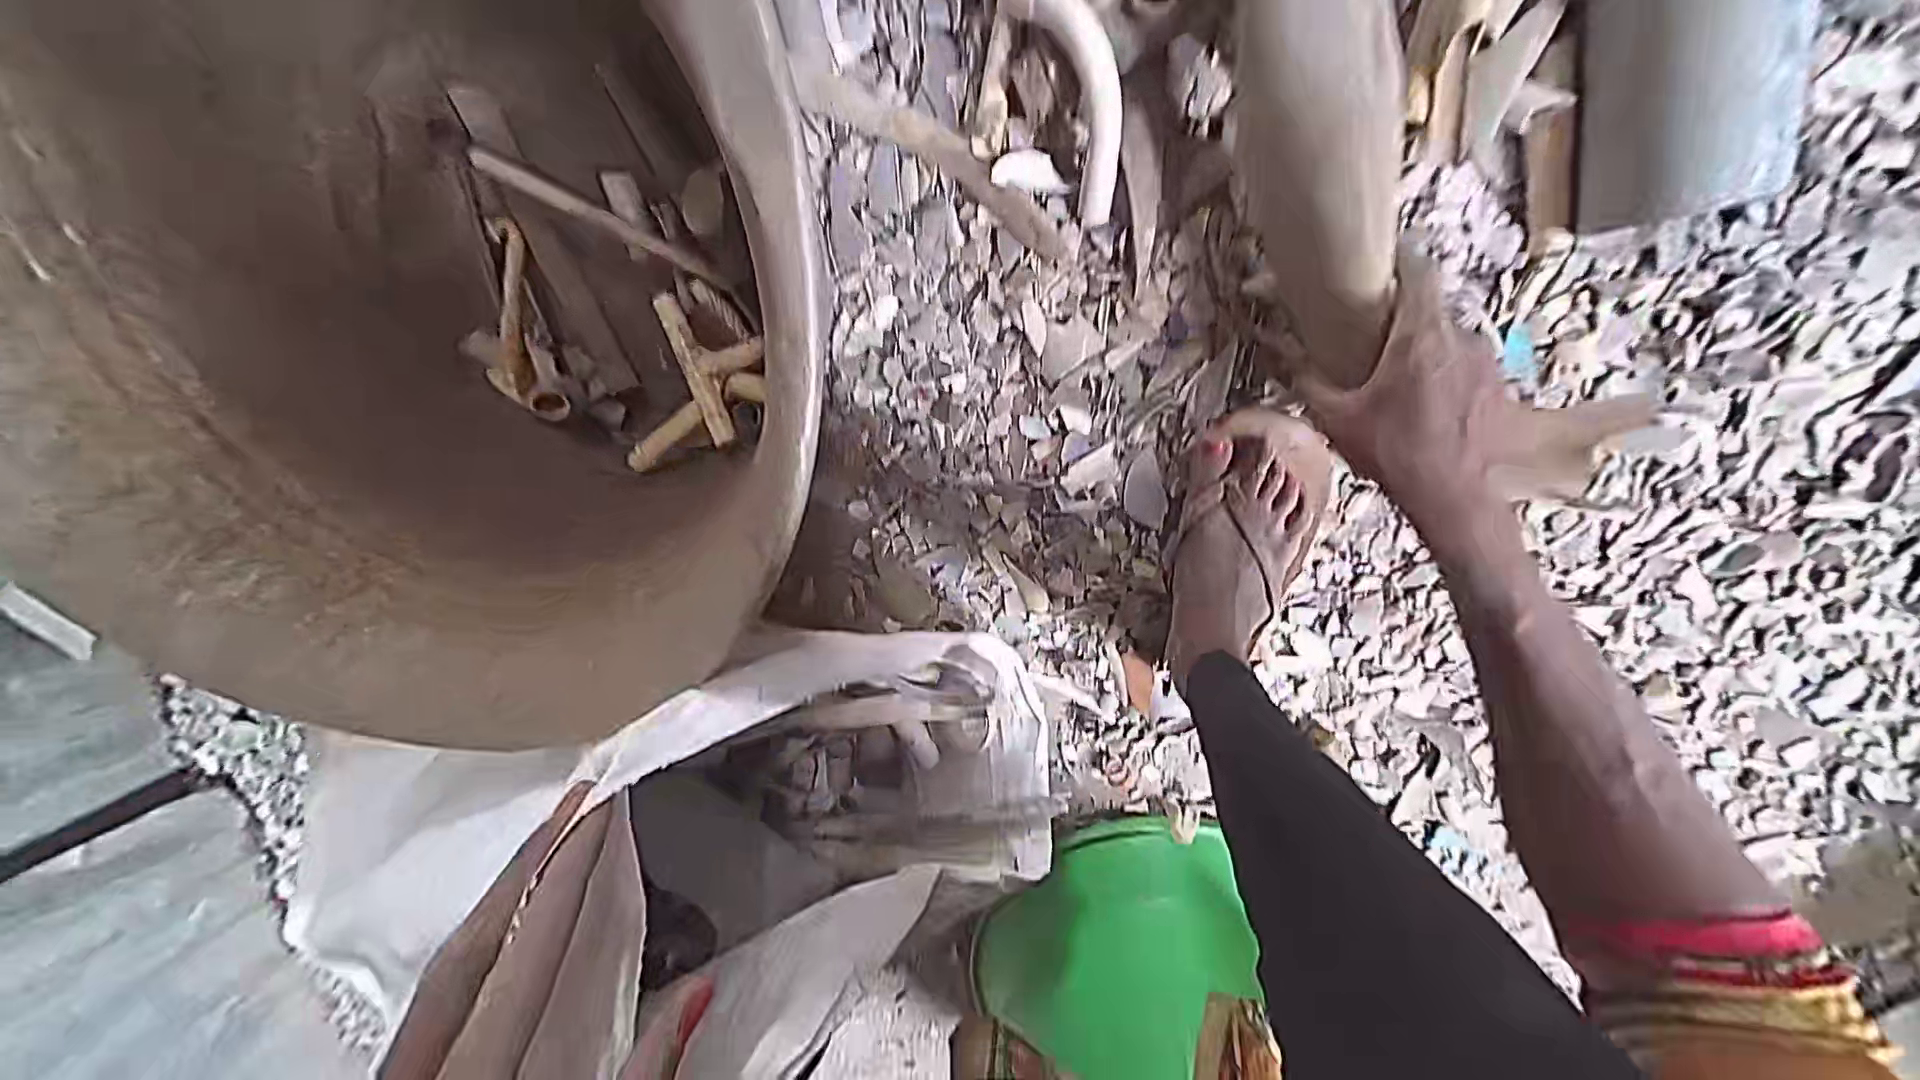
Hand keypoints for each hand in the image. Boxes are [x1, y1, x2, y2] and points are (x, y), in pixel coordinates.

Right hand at [1292, 249, 1510, 542]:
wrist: (1460, 497)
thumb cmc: (1399, 456)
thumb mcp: (1337, 420)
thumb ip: (1307, 382)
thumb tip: (1281, 358)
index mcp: (1419, 337)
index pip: (1418, 268)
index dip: (1396, 255)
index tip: (1376, 256)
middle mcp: (1459, 338)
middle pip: (1427, 303)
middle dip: (1396, 312)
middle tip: (1366, 329)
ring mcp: (1484, 360)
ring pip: (1444, 334)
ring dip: (1417, 344)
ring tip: (1388, 373)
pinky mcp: (1494, 383)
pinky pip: (1460, 360)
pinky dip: (1437, 368)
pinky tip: (1416, 399)